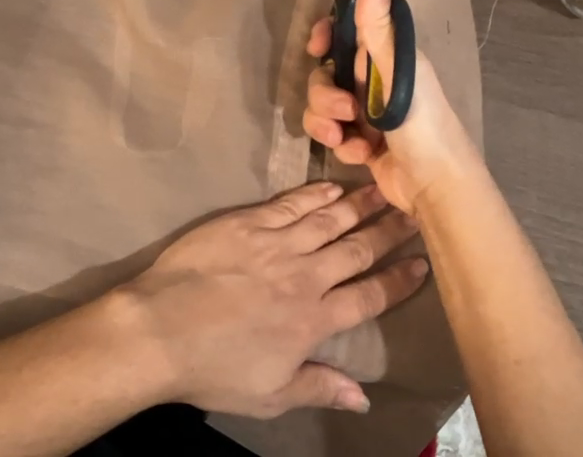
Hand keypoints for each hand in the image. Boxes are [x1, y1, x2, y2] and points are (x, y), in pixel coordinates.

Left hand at [116, 182, 426, 418]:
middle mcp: (302, 277)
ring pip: (328, 220)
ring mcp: (275, 244)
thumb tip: (363, 397)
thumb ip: (318, 386)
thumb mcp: (269, 395)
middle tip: (415, 211)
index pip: (368, 296)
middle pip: (356, 249)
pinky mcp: (247, 222)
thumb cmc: (212, 368)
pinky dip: (314, 194)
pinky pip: (289, 204)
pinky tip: (332, 186)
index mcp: (312, 321)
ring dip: (358, 204)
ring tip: (383, 188)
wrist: (159, 328)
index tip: (423, 264)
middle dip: (388, 231)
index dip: (398, 280)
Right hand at [304, 0, 476, 216]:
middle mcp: (373, 79)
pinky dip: (343, 146)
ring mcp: (365, 112)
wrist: (434, 185)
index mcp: (386, 55)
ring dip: (326, 123)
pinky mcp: (359, 142)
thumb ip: (380, 24)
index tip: (316, 48)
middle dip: (324, 95)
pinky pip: (332, 135)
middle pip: (324, 74)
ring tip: (346, 139)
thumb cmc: (421, 120)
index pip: (346, 30)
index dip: (325, 36)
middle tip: (345, 110)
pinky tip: (362, 156)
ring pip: (321, 107)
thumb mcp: (398, 68)